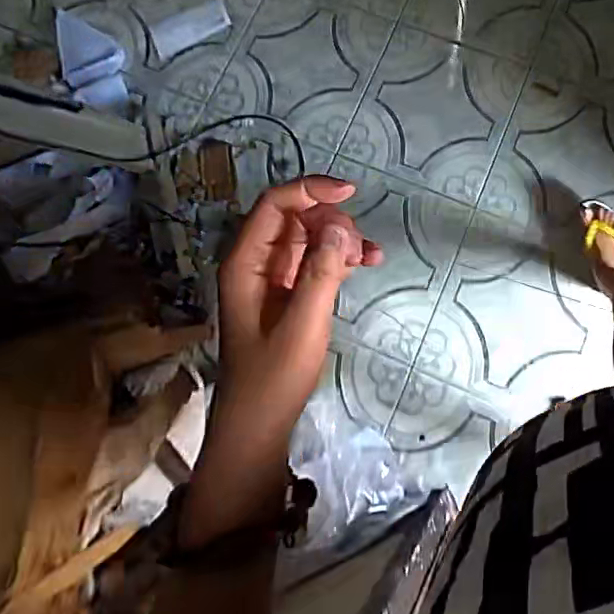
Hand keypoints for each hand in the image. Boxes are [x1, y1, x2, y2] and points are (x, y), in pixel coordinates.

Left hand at [184, 176, 383, 546]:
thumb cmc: (274, 377)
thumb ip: (321, 272)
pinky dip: (342, 256)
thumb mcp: (302, 324)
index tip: (350, 192)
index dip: (310, 189)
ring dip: (342, 239)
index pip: (275, 204)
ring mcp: (274, 275)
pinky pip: (318, 258)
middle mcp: (257, 261)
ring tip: (367, 259)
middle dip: (332, 221)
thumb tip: (342, 227)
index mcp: (245, 262)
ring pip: (311, 235)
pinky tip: (368, 262)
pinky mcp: (291, 290)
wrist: (259, 424)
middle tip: (358, 247)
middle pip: (296, 215)